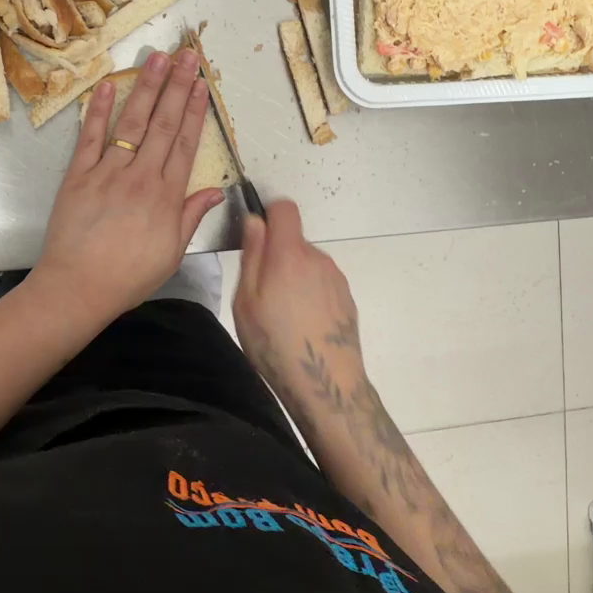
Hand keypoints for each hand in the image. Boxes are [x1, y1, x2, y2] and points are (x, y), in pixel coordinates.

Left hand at [30, 48, 224, 320]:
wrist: (79, 288)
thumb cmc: (128, 276)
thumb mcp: (172, 253)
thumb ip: (191, 216)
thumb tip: (216, 191)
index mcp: (166, 196)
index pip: (184, 144)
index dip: (195, 111)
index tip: (202, 85)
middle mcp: (140, 177)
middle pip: (162, 124)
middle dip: (177, 87)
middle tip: (187, 55)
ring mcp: (108, 173)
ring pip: (131, 123)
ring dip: (146, 88)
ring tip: (157, 58)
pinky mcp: (78, 175)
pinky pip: (91, 138)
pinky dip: (99, 111)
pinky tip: (109, 85)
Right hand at [233, 200, 364, 388]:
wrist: (326, 383)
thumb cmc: (275, 343)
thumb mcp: (246, 301)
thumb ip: (252, 256)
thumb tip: (256, 222)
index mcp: (290, 254)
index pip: (284, 209)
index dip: (268, 216)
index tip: (256, 241)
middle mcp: (318, 258)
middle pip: (293, 240)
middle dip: (275, 256)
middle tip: (261, 295)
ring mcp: (336, 278)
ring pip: (306, 263)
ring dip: (292, 277)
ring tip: (282, 316)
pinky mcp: (346, 298)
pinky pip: (320, 283)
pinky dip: (308, 294)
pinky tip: (302, 325)